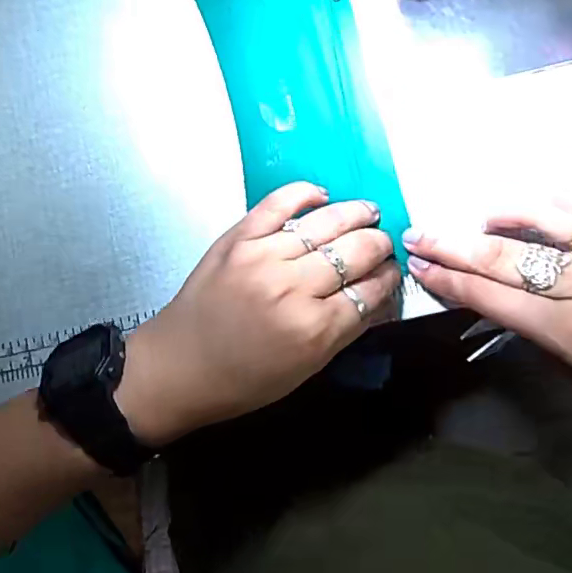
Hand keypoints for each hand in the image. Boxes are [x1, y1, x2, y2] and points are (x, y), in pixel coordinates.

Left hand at [113, 182, 401, 447]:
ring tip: (370, 212)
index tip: (393, 271)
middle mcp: (294, 287)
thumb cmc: (245, 379)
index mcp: (315, 328)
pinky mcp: (239, 237)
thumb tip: (380, 294)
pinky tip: (323, 195)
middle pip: (356, 252)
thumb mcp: (307, 367)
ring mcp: (264, 256)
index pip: (371, 290)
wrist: (178, 366)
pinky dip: (306, 193)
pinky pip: (279, 203)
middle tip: (383, 243)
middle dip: (380, 244)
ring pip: (327, 223)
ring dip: (357, 214)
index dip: (390, 277)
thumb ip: (347, 328)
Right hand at [403, 206, 571, 475]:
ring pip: (548, 217)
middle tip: (420, 233)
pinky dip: (564, 218)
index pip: (494, 296)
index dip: (450, 279)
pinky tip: (551, 220)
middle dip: (454, 244)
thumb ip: (549, 334)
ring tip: (483, 216)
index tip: (419, 265)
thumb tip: (510, 298)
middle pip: (507, 254)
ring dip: (506, 214)